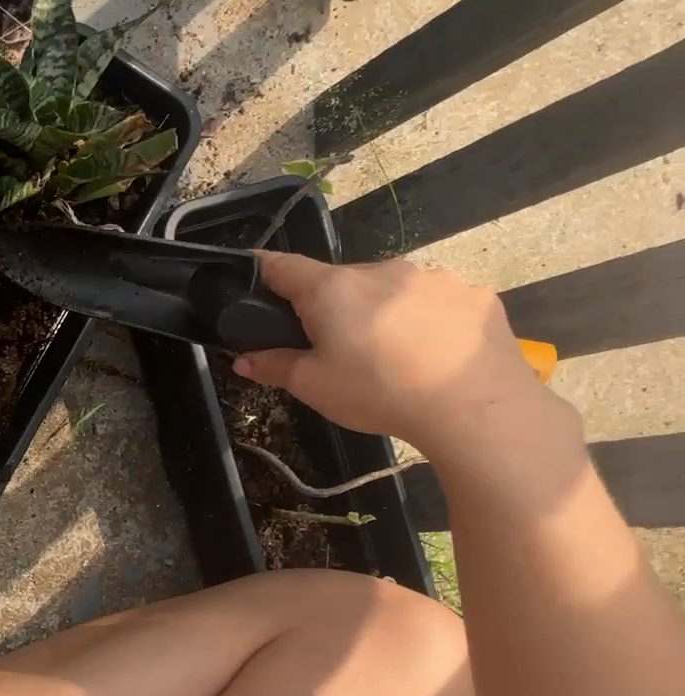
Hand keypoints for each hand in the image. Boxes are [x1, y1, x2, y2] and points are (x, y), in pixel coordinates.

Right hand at [235, 253, 555, 454]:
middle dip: (325, 306)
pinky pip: (429, 300)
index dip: (260, 270)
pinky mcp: (473, 293)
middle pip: (338, 281)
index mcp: (333, 289)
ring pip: (386, 289)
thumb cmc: (377, 391)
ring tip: (381, 353)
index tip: (249, 280)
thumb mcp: (311, 385)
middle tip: (324, 346)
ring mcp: (434, 277)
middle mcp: (383, 270)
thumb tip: (244, 361)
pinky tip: (423, 353)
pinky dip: (416, 319)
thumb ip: (273, 366)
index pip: (283, 266)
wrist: (475, 406)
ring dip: (374, 311)